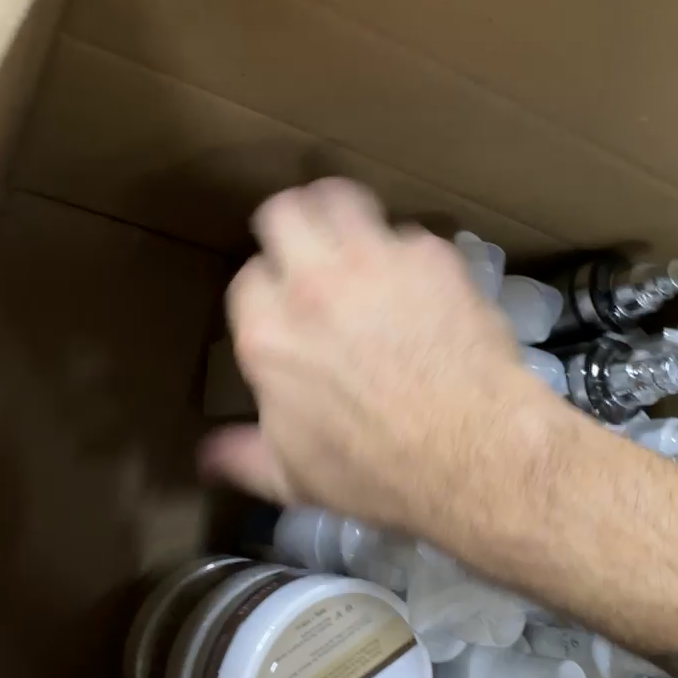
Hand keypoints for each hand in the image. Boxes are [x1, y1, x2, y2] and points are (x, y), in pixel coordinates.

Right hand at [201, 179, 551, 533]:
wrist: (471, 451)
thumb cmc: (376, 473)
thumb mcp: (294, 479)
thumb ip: (244, 455)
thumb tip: (207, 454)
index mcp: (268, 333)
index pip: (249, 277)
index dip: (267, 285)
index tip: (284, 299)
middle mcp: (312, 283)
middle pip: (283, 214)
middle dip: (292, 224)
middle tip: (312, 244)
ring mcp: (373, 260)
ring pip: (339, 198)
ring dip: (343, 213)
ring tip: (356, 233)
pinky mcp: (429, 254)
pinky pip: (409, 234)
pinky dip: (410, 253)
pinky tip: (425, 282)